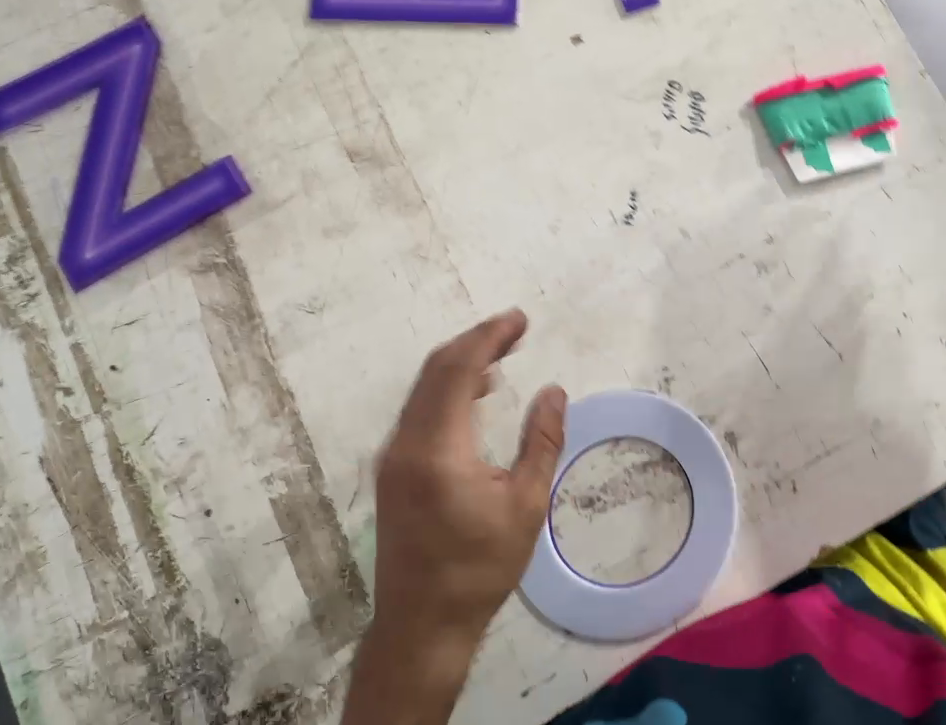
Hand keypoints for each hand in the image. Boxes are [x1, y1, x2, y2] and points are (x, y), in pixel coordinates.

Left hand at [371, 309, 566, 646]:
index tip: (520, 319)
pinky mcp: (392, 471)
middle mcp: (405, 443)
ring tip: (504, 354)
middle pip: (435, 370)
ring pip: (424, 388)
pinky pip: (419, 410)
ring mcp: (392, 457)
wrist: (422, 625)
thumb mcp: (526, 505)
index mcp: (437, 449)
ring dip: (462, 363)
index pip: (458, 370)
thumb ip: (542, 442)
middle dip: (477, 341)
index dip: (489, 336)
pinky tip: (478, 395)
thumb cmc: (480, 567)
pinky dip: (448, 389)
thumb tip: (554, 390)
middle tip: (517, 328)